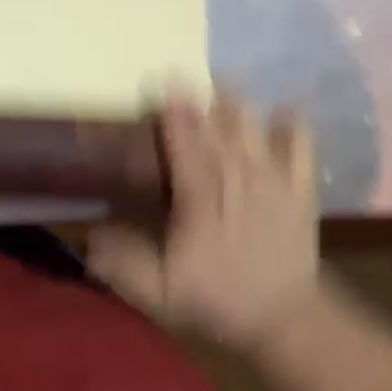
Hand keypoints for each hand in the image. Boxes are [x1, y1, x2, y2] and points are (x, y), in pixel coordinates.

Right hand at [87, 87, 321, 349]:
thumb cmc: (214, 300)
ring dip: (239, 105)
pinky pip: (301, 150)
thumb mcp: (158, 292)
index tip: (161, 84)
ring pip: (254, 132)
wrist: (283, 318)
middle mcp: (236, 182)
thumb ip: (123, 263)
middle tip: (186, 72)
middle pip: (218, 131)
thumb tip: (89, 233)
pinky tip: (287, 107)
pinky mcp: (300, 192)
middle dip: (201, 99)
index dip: (173, 113)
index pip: (185, 146)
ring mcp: (273, 184)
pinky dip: (295, 126)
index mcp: (200, 201)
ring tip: (226, 80)